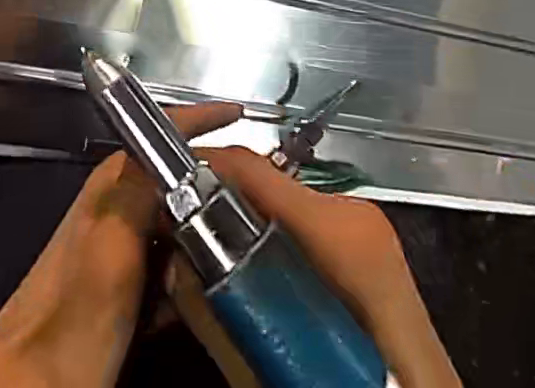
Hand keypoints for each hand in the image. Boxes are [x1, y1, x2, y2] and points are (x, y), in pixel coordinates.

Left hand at [0, 102, 243, 387]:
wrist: (33, 379)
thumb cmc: (72, 314)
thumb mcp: (111, 244)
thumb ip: (139, 192)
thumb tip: (173, 148)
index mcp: (110, 188)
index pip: (157, 133)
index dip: (197, 120)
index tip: (236, 114)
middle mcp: (115, 210)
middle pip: (174, 177)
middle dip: (215, 179)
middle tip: (263, 192)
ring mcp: (120, 251)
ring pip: (178, 223)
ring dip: (212, 229)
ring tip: (253, 237)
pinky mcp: (127, 290)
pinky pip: (173, 267)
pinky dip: (198, 271)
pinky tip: (217, 290)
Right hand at [196, 147, 462, 387]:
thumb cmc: (374, 383)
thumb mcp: (281, 367)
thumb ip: (220, 319)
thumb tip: (171, 270)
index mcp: (342, 231)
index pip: (251, 168)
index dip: (199, 167)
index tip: (160, 185)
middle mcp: (354, 215)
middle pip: (261, 186)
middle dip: (212, 205)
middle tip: (175, 235)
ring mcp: (363, 229)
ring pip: (276, 207)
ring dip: (235, 225)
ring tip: (202, 260)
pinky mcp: (363, 249)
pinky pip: (297, 227)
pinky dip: (263, 240)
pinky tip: (246, 277)